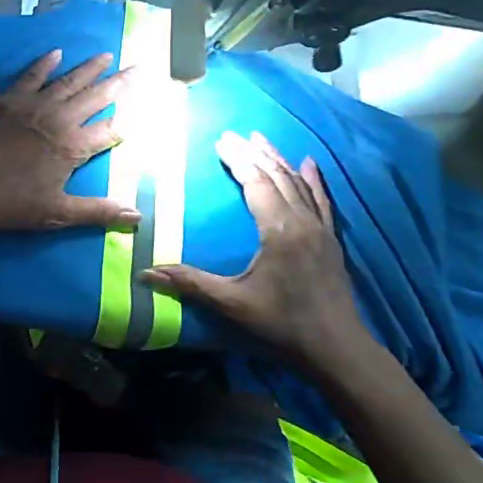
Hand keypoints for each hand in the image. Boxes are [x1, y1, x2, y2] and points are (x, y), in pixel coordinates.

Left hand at [0, 50, 141, 231]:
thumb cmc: (8, 203)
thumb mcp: (56, 213)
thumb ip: (98, 212)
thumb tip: (137, 216)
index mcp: (73, 148)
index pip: (109, 131)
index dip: (125, 120)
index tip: (142, 106)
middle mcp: (59, 119)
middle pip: (95, 98)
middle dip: (119, 84)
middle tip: (137, 69)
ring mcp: (34, 105)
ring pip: (69, 81)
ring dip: (89, 68)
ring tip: (106, 55)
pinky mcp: (9, 99)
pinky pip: (32, 76)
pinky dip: (45, 63)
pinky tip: (56, 53)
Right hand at [141, 131, 371, 362]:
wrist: (336, 348)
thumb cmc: (282, 324)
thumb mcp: (232, 304)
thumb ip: (191, 284)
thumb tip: (146, 274)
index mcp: (278, 231)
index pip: (255, 184)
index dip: (237, 160)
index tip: (220, 141)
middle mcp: (302, 222)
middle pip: (277, 177)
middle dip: (254, 153)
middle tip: (234, 134)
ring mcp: (321, 230)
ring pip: (299, 184)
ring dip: (279, 160)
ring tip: (262, 139)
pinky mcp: (331, 240)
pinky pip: (321, 200)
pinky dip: (313, 179)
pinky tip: (310, 164)